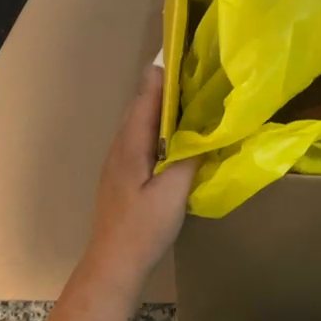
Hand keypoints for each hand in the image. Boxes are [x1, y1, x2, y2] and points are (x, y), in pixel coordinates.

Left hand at [81, 66, 197, 288]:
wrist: (113, 264)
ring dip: (164, 111)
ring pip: (142, 125)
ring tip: (194, 103)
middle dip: (167, 90)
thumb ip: (189, 160)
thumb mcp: (173, 194)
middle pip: (142, 107)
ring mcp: (119, 162)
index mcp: (130, 144)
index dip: (164, 75)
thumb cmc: (142, 229)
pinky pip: (142, 142)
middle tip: (199, 77)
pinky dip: (160, 132)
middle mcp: (120, 146)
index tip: (187, 56)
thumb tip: (206, 133)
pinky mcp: (123, 176)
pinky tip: (178, 141)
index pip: (146, 96)